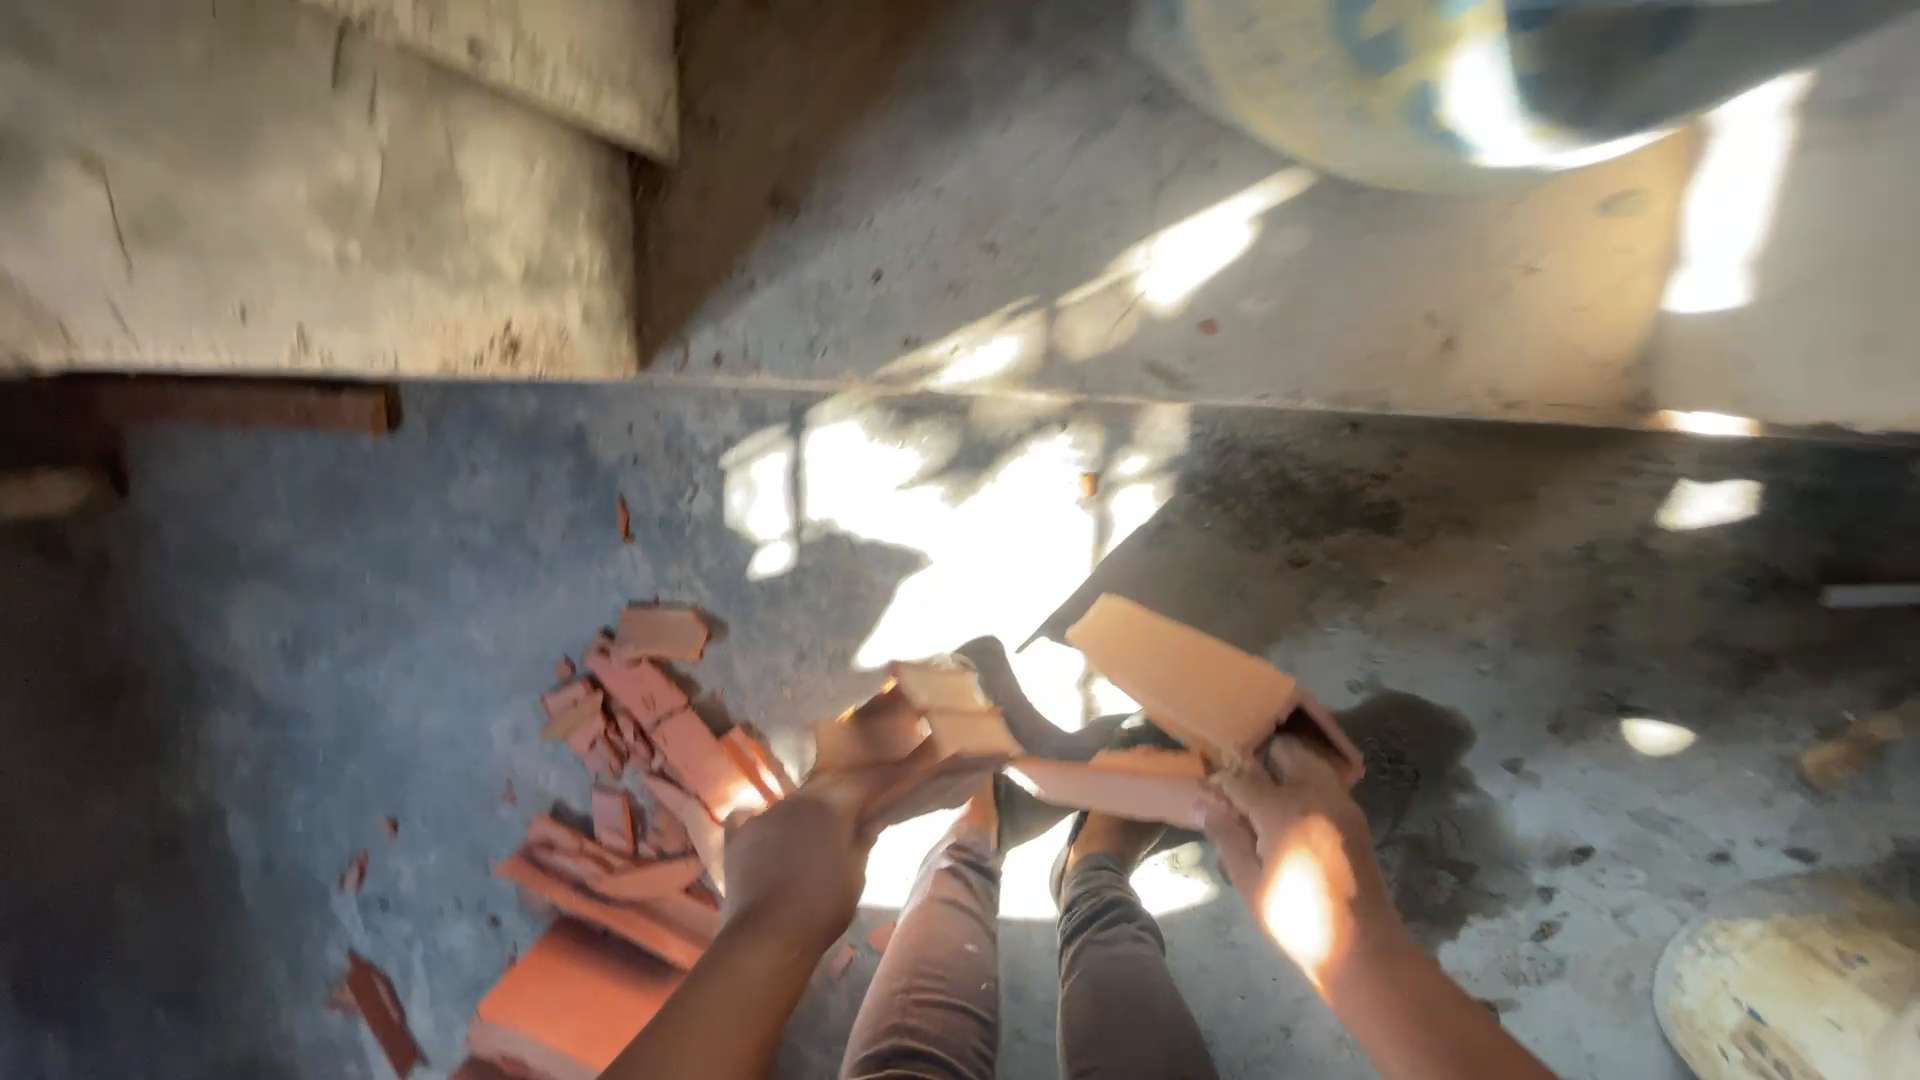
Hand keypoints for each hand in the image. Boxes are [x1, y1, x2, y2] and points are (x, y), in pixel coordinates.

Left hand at [719, 766, 899, 953]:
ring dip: (809, 807)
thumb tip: (871, 820)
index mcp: (830, 807)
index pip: (860, 783)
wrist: (767, 936)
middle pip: (825, 786)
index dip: (880, 779)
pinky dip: (766, 817)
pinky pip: (754, 816)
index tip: (895, 776)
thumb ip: (863, 840)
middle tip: (857, 801)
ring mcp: (764, 816)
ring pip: (792, 801)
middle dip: (843, 790)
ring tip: (818, 821)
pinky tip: (769, 825)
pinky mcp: (739, 837)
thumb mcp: (856, 875)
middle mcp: (796, 801)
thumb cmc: (823, 906)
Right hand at [1201, 737, 1409, 990]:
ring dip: (1283, 766)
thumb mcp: (1249, 882)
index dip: (1220, 782)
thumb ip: (1226, 835)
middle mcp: (1314, 795)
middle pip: (1282, 750)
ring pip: (1307, 760)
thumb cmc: (1297, 920)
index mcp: (1283, 810)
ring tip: (1263, 793)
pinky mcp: (1354, 816)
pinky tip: (1288, 809)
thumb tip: (1203, 803)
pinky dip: (1303, 781)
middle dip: (1257, 759)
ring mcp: (1340, 803)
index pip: (1241, 777)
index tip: (1207, 791)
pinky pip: (1324, 781)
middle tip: (1238, 785)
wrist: (1363, 951)